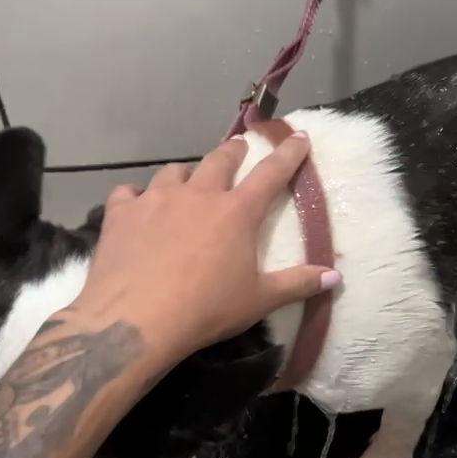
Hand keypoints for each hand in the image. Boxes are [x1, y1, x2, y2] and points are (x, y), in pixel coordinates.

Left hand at [64, 132, 339, 372]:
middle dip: (234, 152)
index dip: (289, 154)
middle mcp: (198, 195)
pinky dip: (137, 196)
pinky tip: (138, 206)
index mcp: (237, 212)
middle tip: (239, 148)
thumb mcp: (259, 300)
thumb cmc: (206, 309)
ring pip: (174, 171)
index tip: (299, 136)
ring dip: (186, 173)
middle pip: (219, 160)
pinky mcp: (121, 214)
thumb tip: (335, 276)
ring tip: (188, 180)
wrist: (135, 321)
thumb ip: (298, 283)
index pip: (271, 173)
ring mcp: (156, 200)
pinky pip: (129, 192)